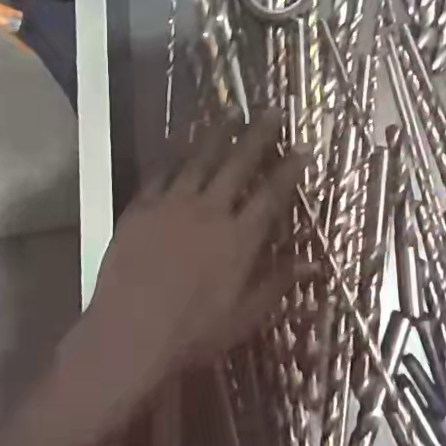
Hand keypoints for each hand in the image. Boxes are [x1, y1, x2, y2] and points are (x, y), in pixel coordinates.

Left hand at [83, 114, 306, 395]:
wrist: (129, 334)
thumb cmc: (193, 333)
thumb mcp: (246, 316)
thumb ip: (278, 282)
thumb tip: (316, 262)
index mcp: (240, 239)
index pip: (271, 195)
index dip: (289, 170)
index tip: (302, 148)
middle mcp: (210, 212)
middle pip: (238, 164)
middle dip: (257, 136)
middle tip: (269, 111)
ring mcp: (172, 206)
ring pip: (200, 159)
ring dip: (217, 135)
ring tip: (230, 114)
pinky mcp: (141, 208)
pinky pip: (160, 171)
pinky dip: (173, 152)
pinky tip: (180, 138)